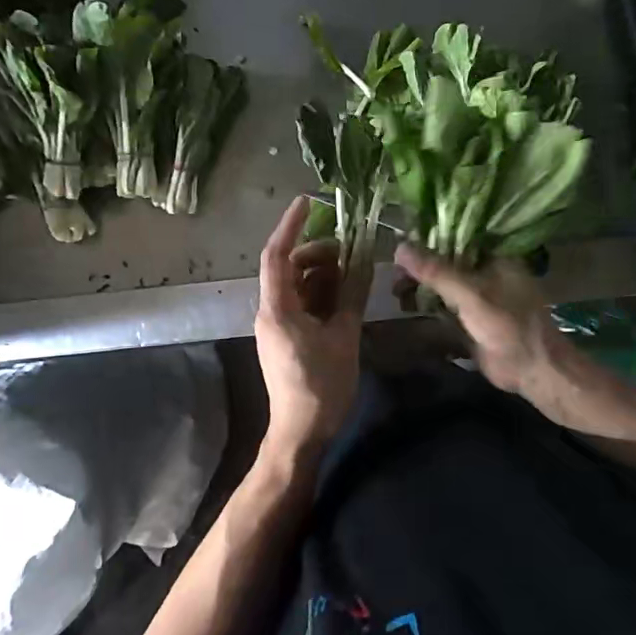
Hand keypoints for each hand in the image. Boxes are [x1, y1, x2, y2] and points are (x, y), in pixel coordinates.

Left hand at [255, 198, 369, 457]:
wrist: (301, 433)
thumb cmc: (321, 385)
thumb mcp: (344, 337)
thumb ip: (352, 295)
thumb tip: (365, 261)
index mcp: (278, 309)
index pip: (277, 256)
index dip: (290, 226)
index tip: (307, 202)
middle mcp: (270, 312)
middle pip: (289, 268)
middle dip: (319, 254)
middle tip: (352, 251)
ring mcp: (277, 326)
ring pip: (298, 286)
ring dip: (324, 274)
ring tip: (355, 272)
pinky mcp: (286, 338)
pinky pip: (302, 304)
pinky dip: (322, 294)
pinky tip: (346, 295)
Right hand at [394, 245, 561, 393]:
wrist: (531, 369)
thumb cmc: (507, 324)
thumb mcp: (470, 293)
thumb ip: (435, 271)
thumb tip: (399, 247)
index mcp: (496, 258)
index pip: (457, 239)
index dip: (429, 240)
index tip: (401, 244)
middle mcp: (488, 273)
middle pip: (447, 263)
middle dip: (421, 268)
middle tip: (395, 276)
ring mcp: (480, 298)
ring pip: (444, 286)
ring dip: (422, 288)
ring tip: (396, 292)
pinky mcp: (472, 321)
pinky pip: (446, 307)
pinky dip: (428, 306)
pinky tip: (407, 307)